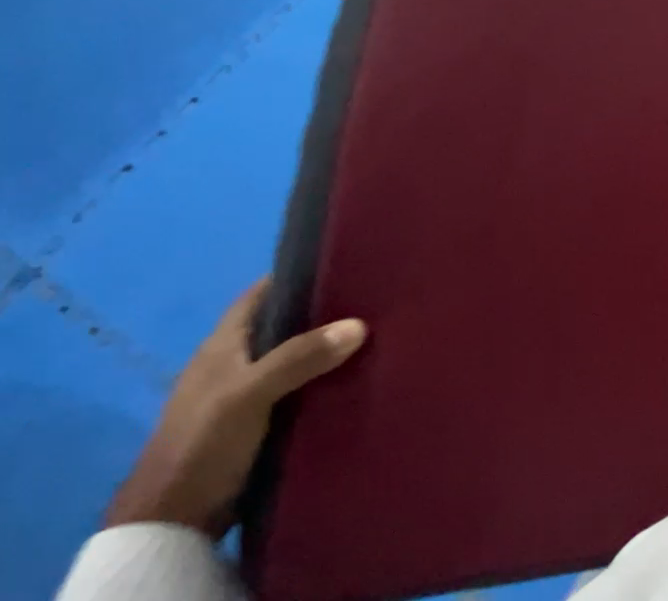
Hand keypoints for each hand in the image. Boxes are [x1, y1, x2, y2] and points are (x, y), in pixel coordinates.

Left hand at [104, 280, 366, 535]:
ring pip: (298, 359)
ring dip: (331, 350)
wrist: (175, 516)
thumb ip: (298, 357)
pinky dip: (328, 381)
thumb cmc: (203, 443)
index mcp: (222, 346)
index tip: (345, 262)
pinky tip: (361, 379)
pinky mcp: (262, 422)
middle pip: (286, 326)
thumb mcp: (248, 395)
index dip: (297, 275)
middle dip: (326, 313)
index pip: (261, 295)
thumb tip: (359, 323)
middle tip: (379, 301)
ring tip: (383, 337)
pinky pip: (303, 389)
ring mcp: (247, 394)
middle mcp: (235, 363)